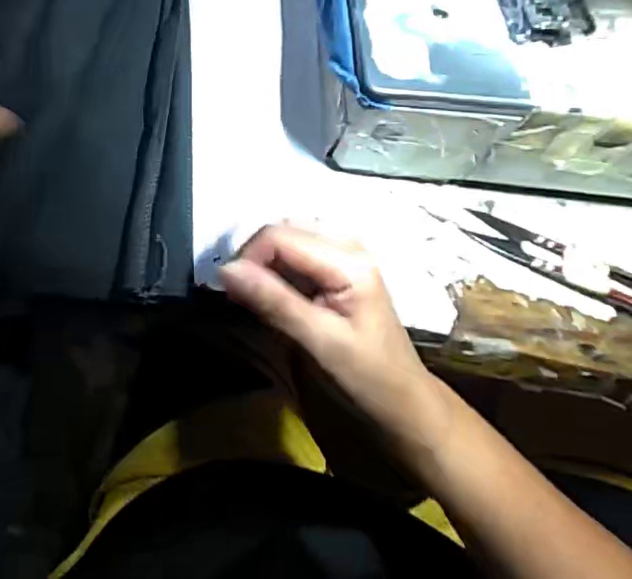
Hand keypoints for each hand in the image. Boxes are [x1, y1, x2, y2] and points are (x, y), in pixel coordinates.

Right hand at [220, 225, 444, 444]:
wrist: (406, 401)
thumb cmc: (367, 377)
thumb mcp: (319, 342)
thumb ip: (273, 302)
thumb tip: (226, 271)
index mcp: (348, 260)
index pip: (279, 236)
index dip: (248, 257)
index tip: (231, 291)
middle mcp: (348, 244)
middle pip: (283, 230)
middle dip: (255, 257)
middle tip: (241, 294)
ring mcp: (346, 253)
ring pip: (288, 238)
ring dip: (265, 262)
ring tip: (255, 295)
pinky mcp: (340, 266)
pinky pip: (298, 253)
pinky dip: (278, 269)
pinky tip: (275, 296)